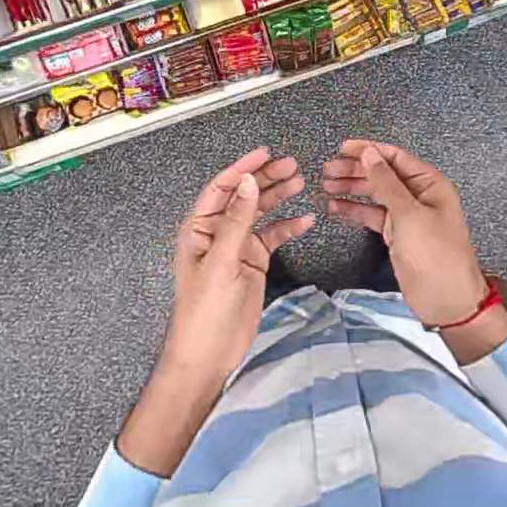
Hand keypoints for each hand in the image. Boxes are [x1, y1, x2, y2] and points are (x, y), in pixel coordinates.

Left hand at [119, 149, 312, 476]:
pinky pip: (272, 237)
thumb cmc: (206, 307)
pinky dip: (288, 227)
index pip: (222, 188)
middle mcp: (218, 232)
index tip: (265, 153)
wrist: (211, 353)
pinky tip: (306, 219)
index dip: (242, 168)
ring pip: (260, 213)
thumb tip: (248, 181)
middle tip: (292, 165)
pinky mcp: (253, 262)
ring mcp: (237, 247)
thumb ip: (237, 219)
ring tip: (301, 181)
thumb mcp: (222, 259)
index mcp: (200, 227)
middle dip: (265, 179)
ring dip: (278, 197)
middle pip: (244, 196)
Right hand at [320, 140, 506, 361]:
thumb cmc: (433, 253)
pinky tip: (334, 207)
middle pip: (382, 174)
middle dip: (355, 170)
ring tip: (325, 186)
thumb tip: (369, 153)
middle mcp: (418, 195)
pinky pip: (372, 215)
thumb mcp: (409, 214)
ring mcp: (407, 215)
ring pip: (375, 194)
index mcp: (429, 184)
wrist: (447, 302)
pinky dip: (354, 211)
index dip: (369, 150)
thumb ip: (386, 182)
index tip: (342, 148)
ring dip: (351, 189)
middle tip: (327, 170)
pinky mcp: (396, 234)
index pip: (395, 157)